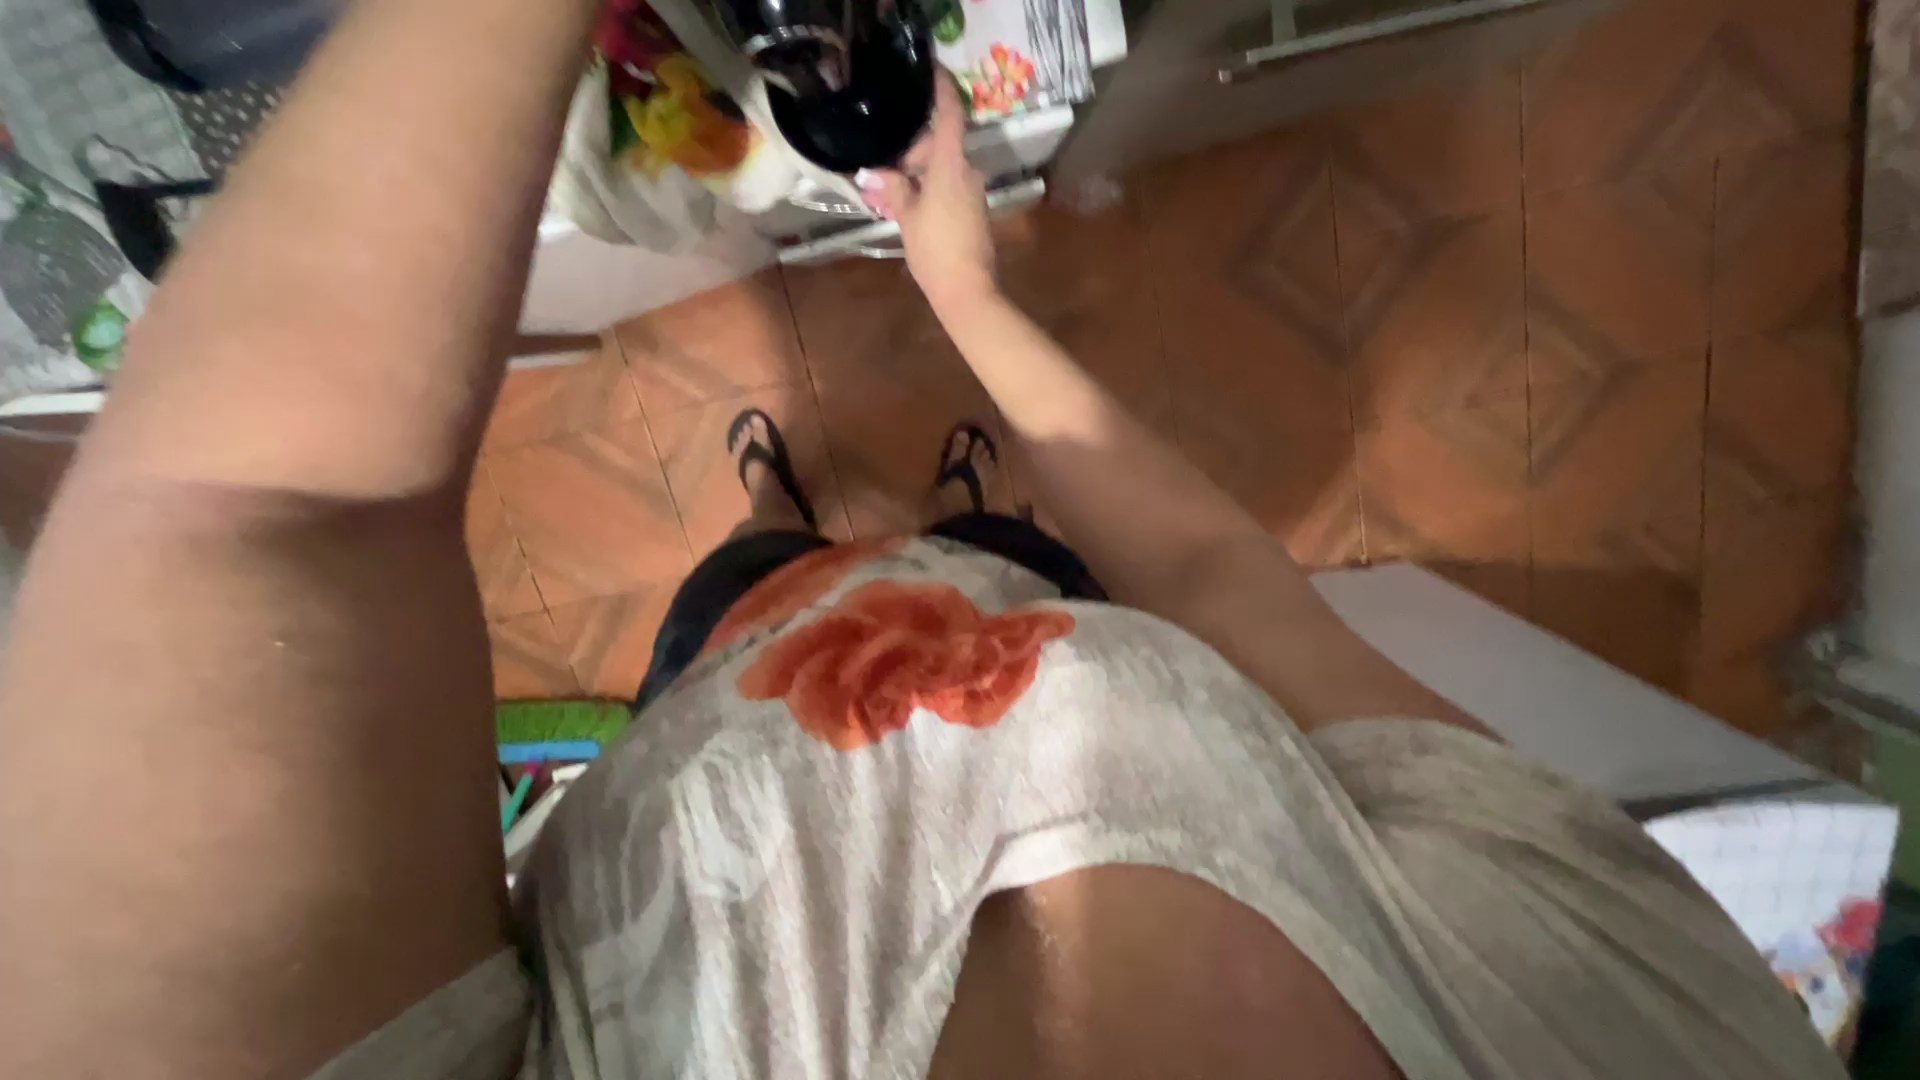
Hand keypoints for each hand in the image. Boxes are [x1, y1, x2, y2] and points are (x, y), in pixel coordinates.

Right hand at [856, 77, 996, 310]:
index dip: (942, 88)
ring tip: (883, 195)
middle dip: (909, 153)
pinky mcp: (972, 213)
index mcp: (951, 164)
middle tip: (878, 171)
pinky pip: (946, 190)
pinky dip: (926, 191)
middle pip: (938, 145)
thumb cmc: (936, 251)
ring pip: (940, 170)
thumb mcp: (908, 219)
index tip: (930, 70)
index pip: (949, 113)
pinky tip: (904, 208)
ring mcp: (972, 194)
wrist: (968, 292)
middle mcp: (966, 172)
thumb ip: (893, 190)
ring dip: (914, 177)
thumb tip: (874, 173)